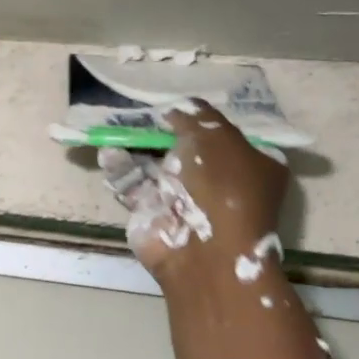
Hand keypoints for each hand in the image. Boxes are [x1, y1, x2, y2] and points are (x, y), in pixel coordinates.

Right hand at [99, 99, 289, 277]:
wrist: (202, 251)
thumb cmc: (221, 186)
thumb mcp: (215, 136)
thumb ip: (193, 115)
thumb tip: (172, 109)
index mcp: (250, 163)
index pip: (223, 134)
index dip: (198, 119)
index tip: (172, 107)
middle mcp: (219, 182)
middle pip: (183, 148)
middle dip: (159, 132)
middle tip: (136, 115)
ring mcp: (185, 201)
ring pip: (154, 165)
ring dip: (134, 148)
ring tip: (114, 130)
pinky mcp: (155, 214)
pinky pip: (134, 185)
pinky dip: (121, 170)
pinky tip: (108, 155)